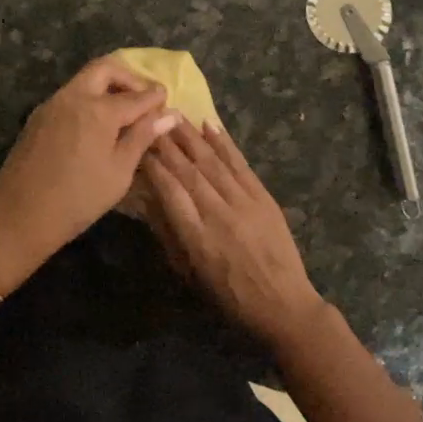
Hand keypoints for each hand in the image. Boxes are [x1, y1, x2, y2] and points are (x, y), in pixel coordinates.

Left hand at [0, 55, 180, 253]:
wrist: (21, 214)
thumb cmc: (79, 198)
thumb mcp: (119, 171)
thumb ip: (142, 137)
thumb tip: (169, 115)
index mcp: (98, 109)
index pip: (136, 96)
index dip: (155, 98)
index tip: (167, 102)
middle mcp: (74, 96)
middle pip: (105, 69)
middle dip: (129, 78)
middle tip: (144, 98)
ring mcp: (52, 104)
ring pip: (84, 80)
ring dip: (107, 86)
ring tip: (123, 112)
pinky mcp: (38, 116)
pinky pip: (70, 95)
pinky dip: (89, 99)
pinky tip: (96, 125)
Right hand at [143, 120, 324, 347]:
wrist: (283, 306)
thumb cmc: (230, 297)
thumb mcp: (192, 274)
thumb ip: (170, 236)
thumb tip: (149, 202)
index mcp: (196, 237)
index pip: (169, 191)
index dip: (153, 165)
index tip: (139, 145)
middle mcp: (218, 214)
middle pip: (188, 171)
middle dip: (168, 144)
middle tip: (151, 119)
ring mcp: (244, 203)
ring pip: (212, 162)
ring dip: (191, 136)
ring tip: (174, 115)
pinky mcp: (263, 198)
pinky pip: (240, 164)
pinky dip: (224, 143)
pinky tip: (210, 126)